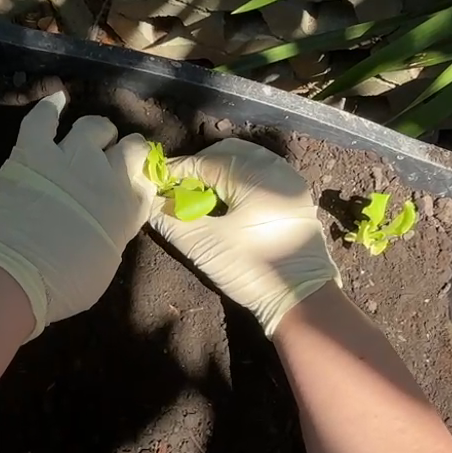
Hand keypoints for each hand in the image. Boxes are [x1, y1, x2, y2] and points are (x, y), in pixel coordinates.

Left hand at [0, 91, 150, 338]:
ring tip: (90, 138)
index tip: (133, 186)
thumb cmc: (62, 286)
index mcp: (128, 209)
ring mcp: (69, 157)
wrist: (13, 275)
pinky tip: (57, 99)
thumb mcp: (104, 265)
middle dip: (125, 152)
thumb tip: (108, 222)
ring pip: (93, 126)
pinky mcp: (32, 151)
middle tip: (112, 162)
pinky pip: (43, 118)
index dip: (140, 181)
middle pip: (130, 147)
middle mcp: (107, 176)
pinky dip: (50, 106)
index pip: (147, 182)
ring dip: (96, 131)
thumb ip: (112, 234)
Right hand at [150, 139, 338, 335]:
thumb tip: (149, 203)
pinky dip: (239, 182)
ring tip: (200, 199)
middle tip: (179, 192)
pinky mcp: (296, 198)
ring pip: (246, 162)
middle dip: (199, 168)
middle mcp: (276, 168)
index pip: (204, 161)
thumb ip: (171, 220)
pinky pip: (262, 175)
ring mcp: (290, 181)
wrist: (302, 299)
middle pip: (226, 153)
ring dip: (219, 174)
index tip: (156, 185)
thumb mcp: (204, 246)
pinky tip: (226, 205)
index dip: (177, 172)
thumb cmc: (252, 269)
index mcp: (255, 174)